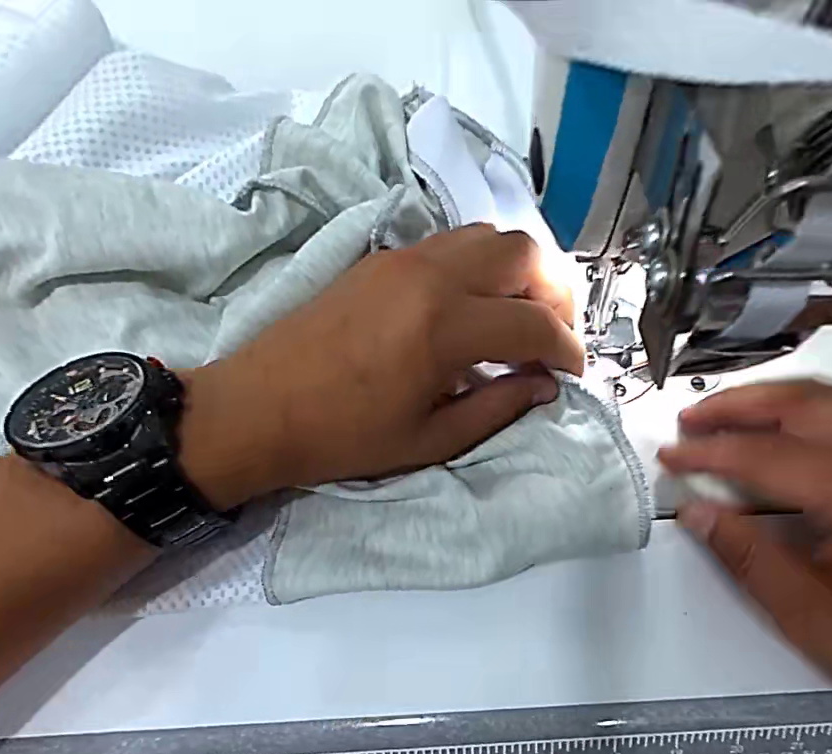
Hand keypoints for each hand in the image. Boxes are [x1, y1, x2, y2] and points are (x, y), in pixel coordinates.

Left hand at [177, 224, 582, 507]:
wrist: (259, 407)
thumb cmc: (346, 437)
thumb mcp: (432, 440)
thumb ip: (499, 407)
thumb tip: (545, 386)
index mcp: (445, 327)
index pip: (535, 323)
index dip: (567, 350)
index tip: (572, 374)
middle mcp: (430, 275)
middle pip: (524, 253)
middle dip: (555, 295)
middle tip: (552, 339)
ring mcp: (403, 258)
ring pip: (489, 236)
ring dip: (520, 273)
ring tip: (519, 321)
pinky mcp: (382, 258)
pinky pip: (453, 242)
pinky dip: (483, 266)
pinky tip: (476, 309)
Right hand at [658, 380, 831, 753]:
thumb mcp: (814, 620)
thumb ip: (750, 557)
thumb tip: (698, 513)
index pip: (773, 455)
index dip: (713, 452)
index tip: (670, 453)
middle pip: (813, 405)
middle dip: (746, 405)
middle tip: (694, 418)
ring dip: (789, 401)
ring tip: (740, 416)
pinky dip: (827, 414)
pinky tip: (803, 437)